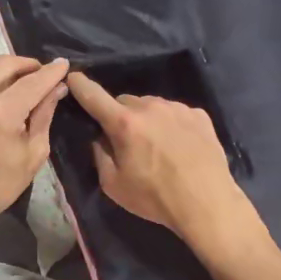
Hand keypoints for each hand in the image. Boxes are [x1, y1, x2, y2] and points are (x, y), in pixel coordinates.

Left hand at [0, 55, 69, 236]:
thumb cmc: (0, 184)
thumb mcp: (33, 153)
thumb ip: (44, 114)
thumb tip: (57, 88)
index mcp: (0, 114)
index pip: (32, 81)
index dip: (50, 71)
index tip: (63, 63)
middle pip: (5, 64)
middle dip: (27, 65)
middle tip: (42, 73)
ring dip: (7, 68)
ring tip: (23, 79)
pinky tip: (0, 89)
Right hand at [67, 71, 250, 238]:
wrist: (207, 203)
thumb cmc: (154, 198)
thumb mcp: (113, 184)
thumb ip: (100, 155)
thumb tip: (100, 138)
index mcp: (124, 124)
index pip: (94, 96)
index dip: (80, 85)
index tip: (73, 76)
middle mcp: (150, 107)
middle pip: (125, 102)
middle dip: (121, 116)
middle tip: (128, 141)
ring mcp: (177, 108)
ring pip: (152, 106)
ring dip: (147, 119)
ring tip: (158, 146)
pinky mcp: (199, 115)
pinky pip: (176, 113)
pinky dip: (171, 124)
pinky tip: (179, 146)